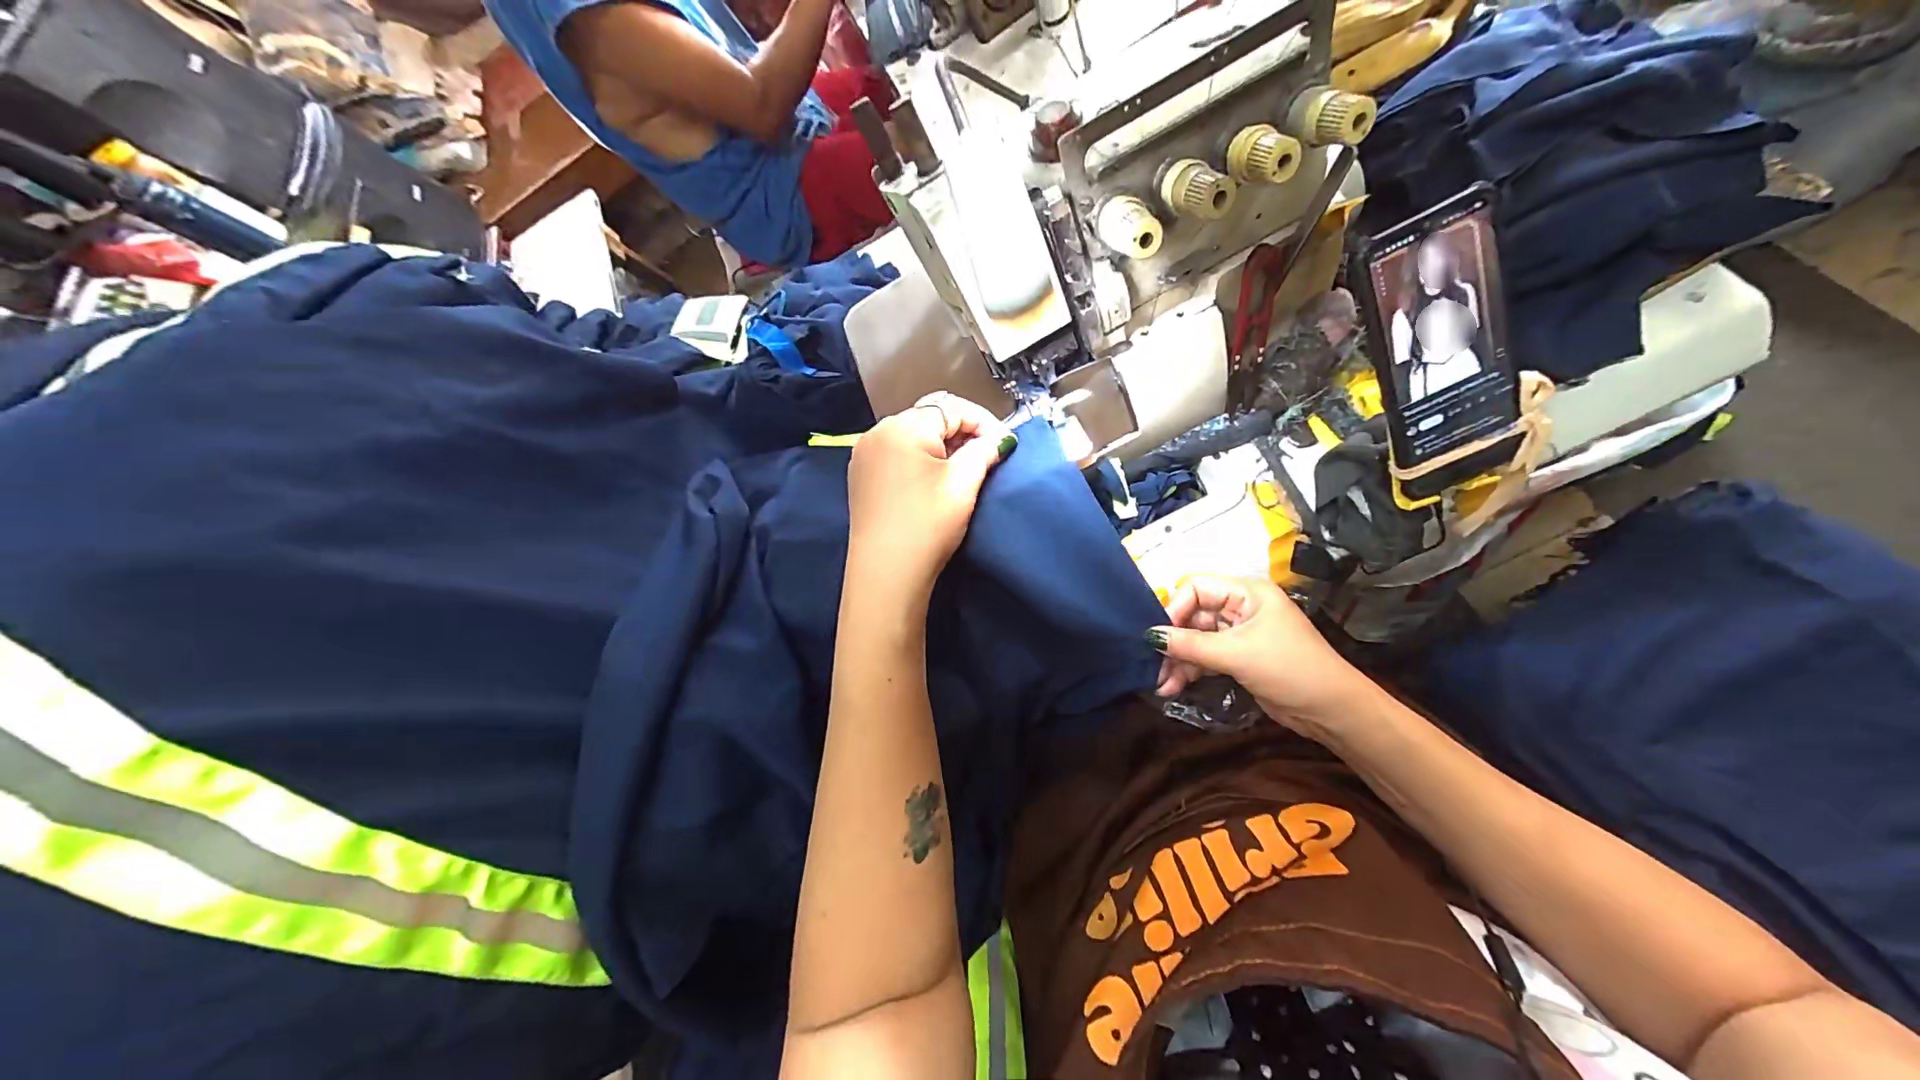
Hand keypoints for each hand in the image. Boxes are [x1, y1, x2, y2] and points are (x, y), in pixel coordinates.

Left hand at [845, 392, 1015, 600]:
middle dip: (962, 433)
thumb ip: (984, 451)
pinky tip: (935, 482)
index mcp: (902, 427)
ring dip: (942, 447)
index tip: (1004, 444)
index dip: (983, 422)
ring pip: (913, 436)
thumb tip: (997, 439)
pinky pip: (897, 454)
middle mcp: (877, 432)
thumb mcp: (963, 483)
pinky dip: (920, 460)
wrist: (886, 573)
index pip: (952, 408)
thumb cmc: (927, 525)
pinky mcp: (861, 476)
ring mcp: (865, 455)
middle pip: (930, 418)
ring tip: (964, 471)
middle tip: (987, 458)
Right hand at [1149, 575, 1377, 741]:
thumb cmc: (1290, 669)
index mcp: (1247, 592)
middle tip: (1152, 664)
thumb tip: (1151, 637)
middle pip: (1194, 615)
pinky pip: (1206, 656)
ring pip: (1197, 639)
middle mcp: (1242, 607)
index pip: (1196, 588)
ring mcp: (1240, 633)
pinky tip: (1173, 687)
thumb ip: (1191, 645)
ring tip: (1161, 684)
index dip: (1174, 609)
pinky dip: (1190, 670)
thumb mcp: (1237, 655)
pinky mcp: (1240, 657)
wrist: (1332, 711)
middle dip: (1173, 640)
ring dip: (1178, 660)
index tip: (1158, 636)